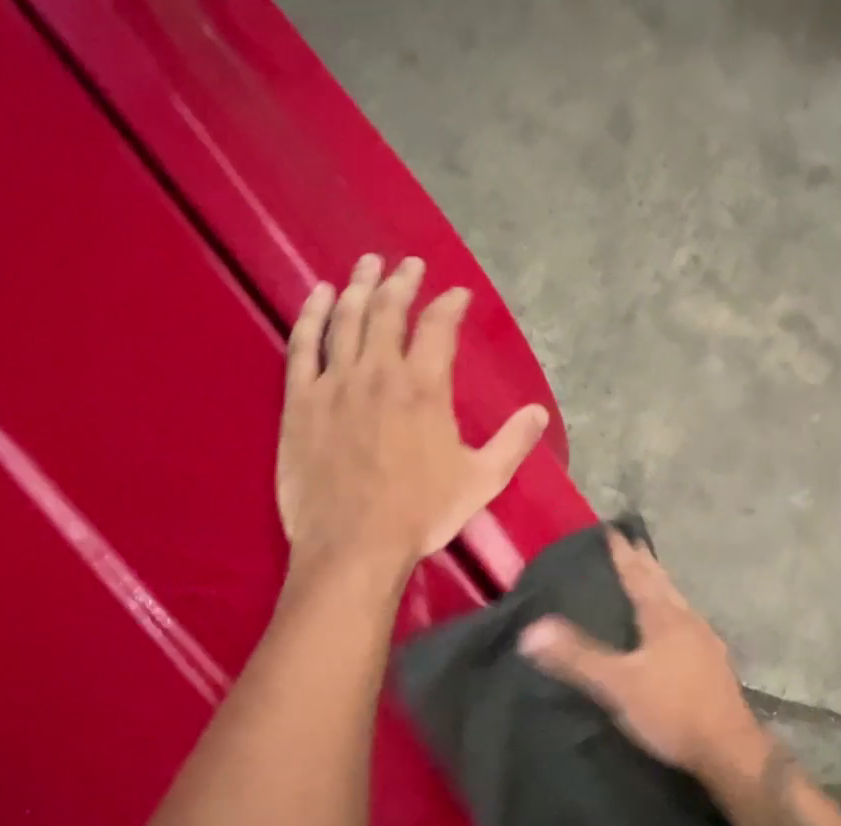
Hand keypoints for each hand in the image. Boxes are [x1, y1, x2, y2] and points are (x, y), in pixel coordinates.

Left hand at [277, 255, 547, 573]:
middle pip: (388, 311)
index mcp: (425, 388)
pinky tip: (319, 297)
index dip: (450, 304)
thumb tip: (539, 413)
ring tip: (366, 265)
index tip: (457, 294)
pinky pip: (303, 346)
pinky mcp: (300, 402)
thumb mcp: (481, 482)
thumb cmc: (421, 514)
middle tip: (407, 264)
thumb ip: (512, 443)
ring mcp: (335, 384)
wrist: (354, 545)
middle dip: (400, 282)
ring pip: (346, 319)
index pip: (439, 327)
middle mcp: (379, 373)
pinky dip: (312, 316)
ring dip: (358, 287)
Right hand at [519, 531, 760, 776]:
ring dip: (661, 586)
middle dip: (645, 563)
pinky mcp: (713, 666)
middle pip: (662, 584)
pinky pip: (686, 625)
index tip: (611, 530)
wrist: (729, 750)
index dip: (622, 554)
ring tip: (650, 578)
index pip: (638, 575)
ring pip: (677, 603)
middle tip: (632, 544)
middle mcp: (687, 621)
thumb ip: (577, 657)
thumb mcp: (618, 685)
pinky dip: (672, 613)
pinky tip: (673, 629)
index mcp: (664, 618)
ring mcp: (705, 643)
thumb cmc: (672, 711)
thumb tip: (531, 630)